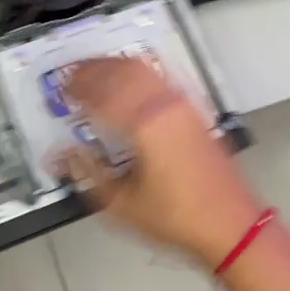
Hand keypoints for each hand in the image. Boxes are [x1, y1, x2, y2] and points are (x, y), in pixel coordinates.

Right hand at [55, 56, 265, 268]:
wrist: (230, 224)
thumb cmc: (174, 217)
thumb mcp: (123, 204)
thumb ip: (89, 174)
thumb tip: (59, 154)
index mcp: (144, 124)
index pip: (103, 92)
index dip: (79, 87)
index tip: (61, 89)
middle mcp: (163, 104)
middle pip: (122, 71)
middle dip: (93, 69)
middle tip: (72, 75)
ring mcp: (182, 104)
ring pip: (142, 68)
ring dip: (115, 66)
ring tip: (95, 72)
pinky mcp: (194, 109)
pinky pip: (160, 77)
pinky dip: (138, 71)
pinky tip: (129, 79)